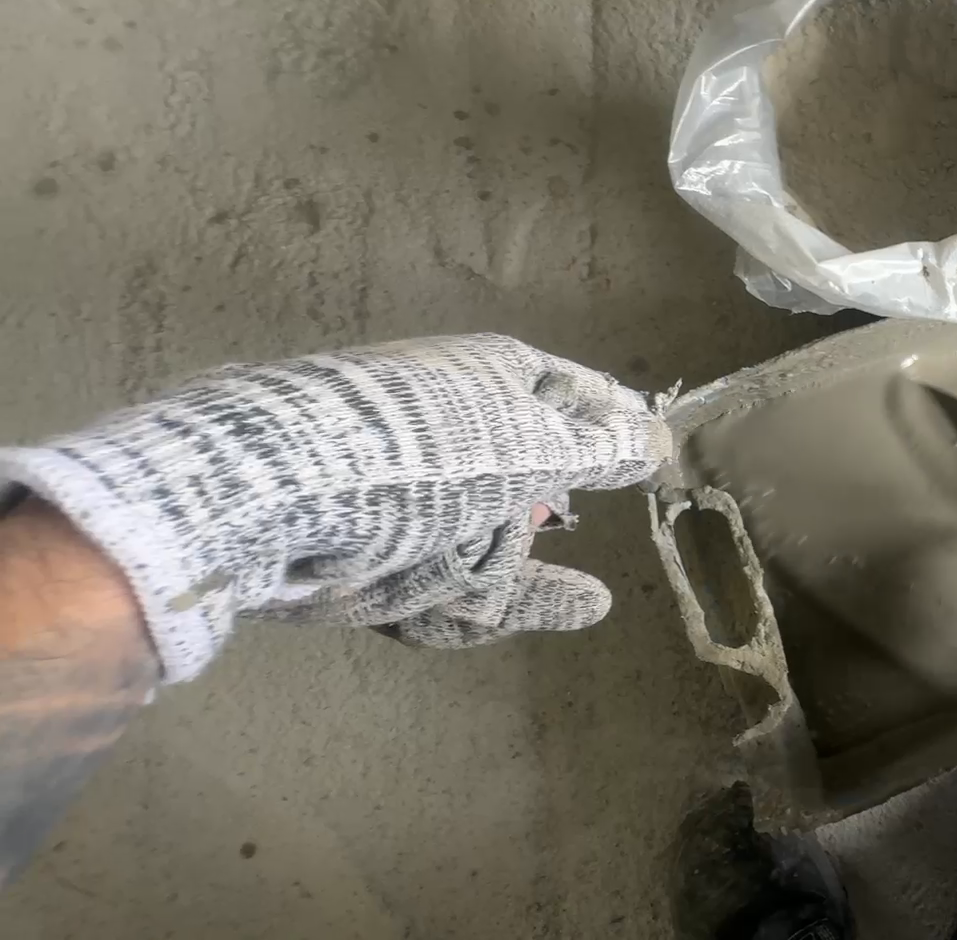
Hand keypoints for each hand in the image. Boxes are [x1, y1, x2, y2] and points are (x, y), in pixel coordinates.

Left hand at [0, 334, 673, 680]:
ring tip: (581, 594)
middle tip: (598, 509)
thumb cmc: (425, 449)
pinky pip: (470, 578)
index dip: (615, 412)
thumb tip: (661, 437)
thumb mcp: (533, 443)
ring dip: (535, 558)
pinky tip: (583, 605)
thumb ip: (603, 447)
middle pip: (535, 461)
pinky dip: (520, 597)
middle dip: (568, 492)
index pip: (572, 387)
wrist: (265, 502)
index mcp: (490, 380)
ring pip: (501, 528)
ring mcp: (420, 495)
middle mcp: (457, 432)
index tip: (654, 441)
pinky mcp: (392, 552)